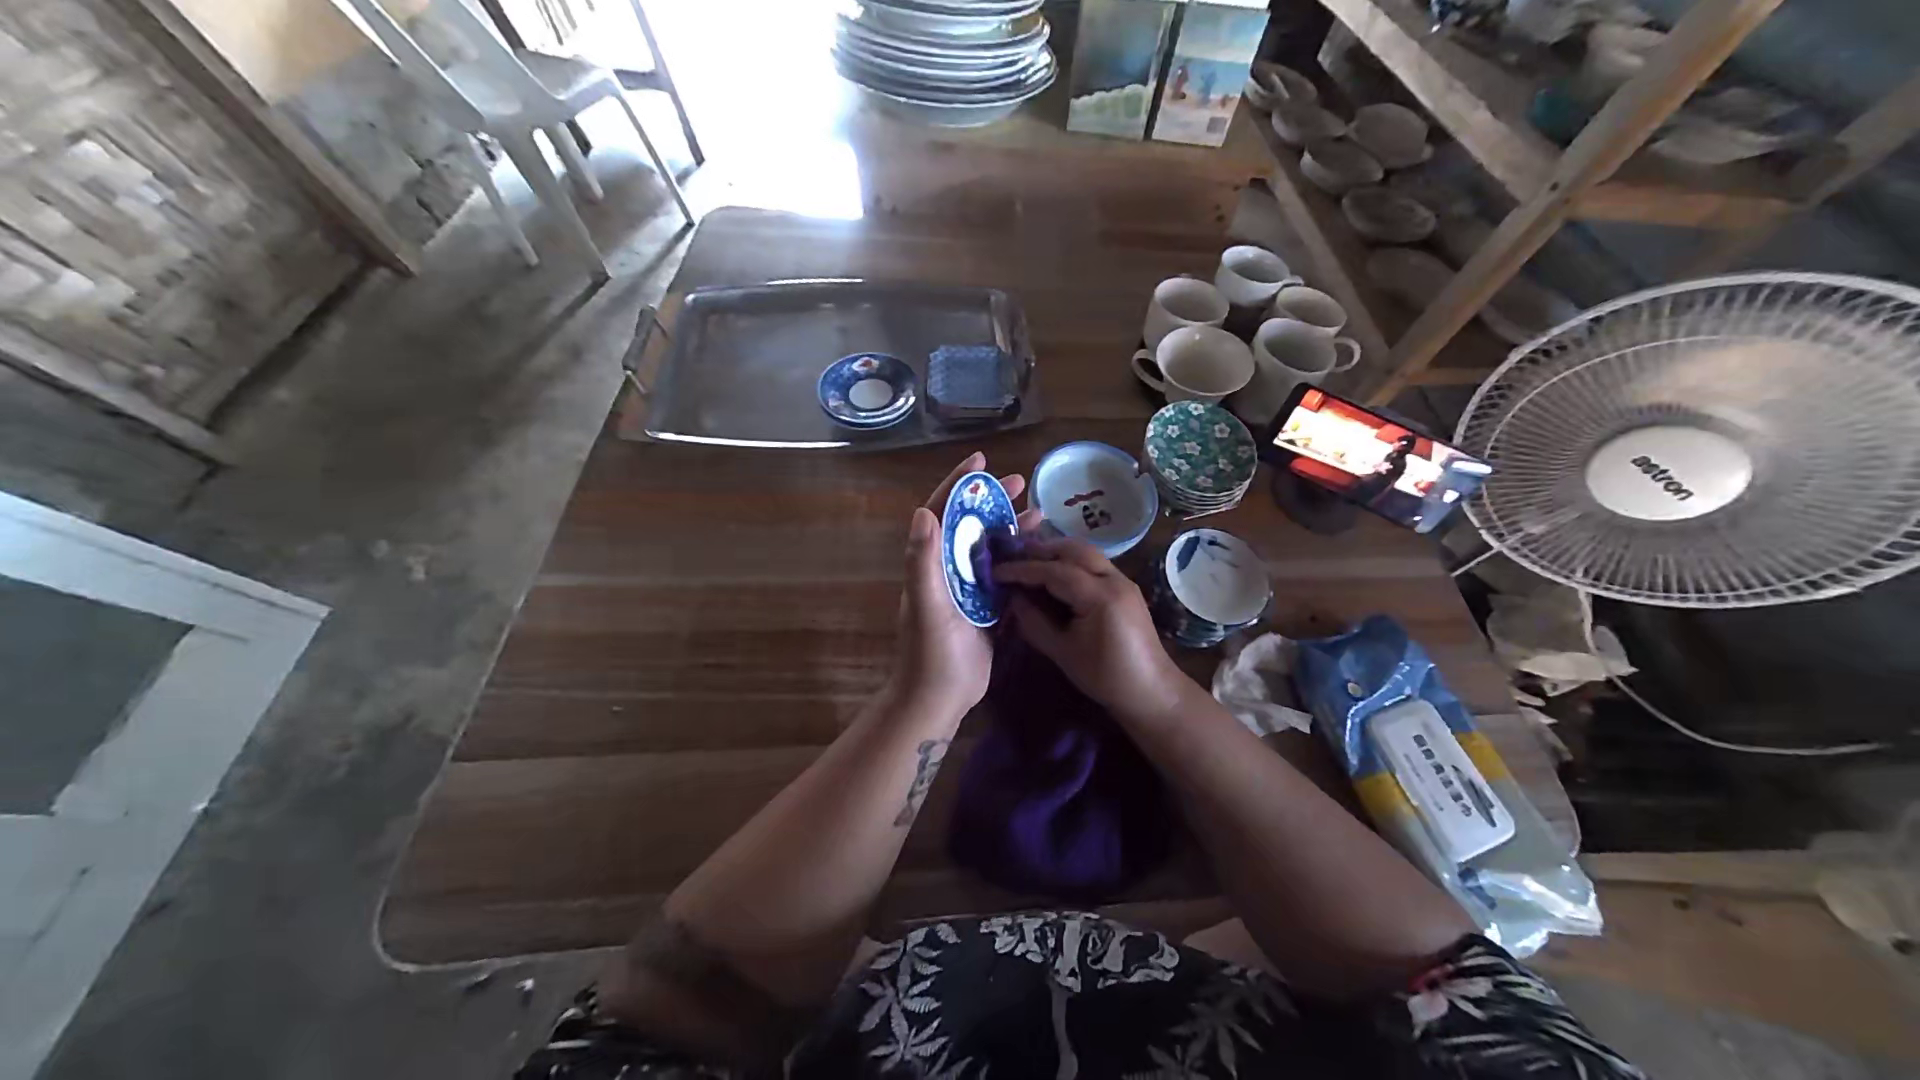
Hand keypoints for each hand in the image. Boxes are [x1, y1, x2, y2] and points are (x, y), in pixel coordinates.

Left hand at [890, 453, 1040, 717]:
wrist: (939, 697)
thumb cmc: (929, 652)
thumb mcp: (925, 604)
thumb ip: (922, 560)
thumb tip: (923, 511)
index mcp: (930, 562)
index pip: (941, 512)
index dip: (958, 485)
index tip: (981, 462)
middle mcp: (947, 569)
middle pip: (970, 524)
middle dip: (992, 500)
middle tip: (1020, 482)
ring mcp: (968, 588)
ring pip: (990, 548)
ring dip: (1010, 528)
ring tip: (1039, 512)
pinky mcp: (986, 608)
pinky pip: (1005, 575)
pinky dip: (1020, 559)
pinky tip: (1041, 552)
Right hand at [995, 538, 1193, 724]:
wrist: (1150, 690)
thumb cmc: (1105, 676)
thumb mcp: (1062, 652)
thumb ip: (1034, 621)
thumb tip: (1012, 597)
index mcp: (1100, 596)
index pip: (1054, 570)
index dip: (1022, 569)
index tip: (996, 571)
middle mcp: (1114, 579)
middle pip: (1072, 549)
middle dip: (1039, 551)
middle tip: (1010, 558)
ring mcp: (1123, 580)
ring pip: (1085, 553)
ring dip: (1055, 554)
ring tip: (1027, 564)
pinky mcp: (1124, 588)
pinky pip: (1093, 564)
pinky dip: (1069, 563)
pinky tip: (1052, 578)